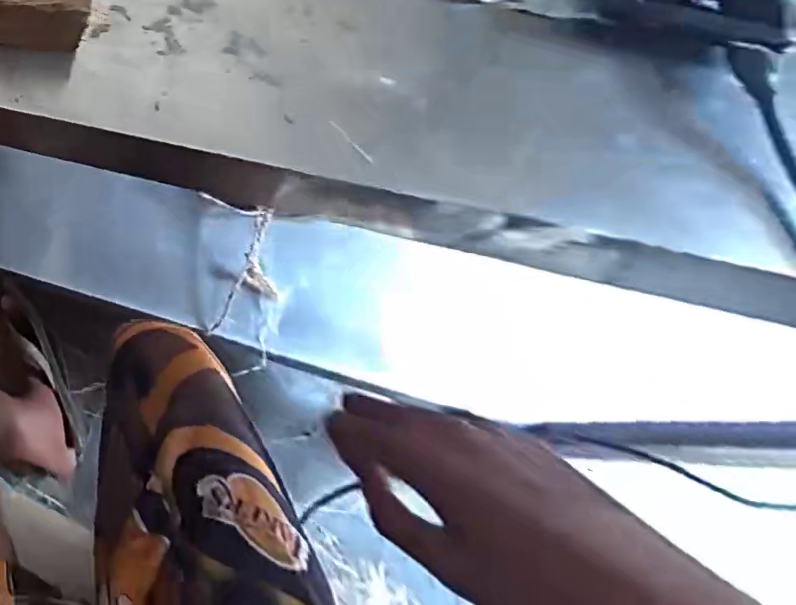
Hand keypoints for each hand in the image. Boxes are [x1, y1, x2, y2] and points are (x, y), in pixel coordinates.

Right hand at [327, 395, 754, 604]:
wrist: (657, 602)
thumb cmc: (541, 588)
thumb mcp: (449, 564)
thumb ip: (390, 514)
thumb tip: (368, 482)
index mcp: (418, 452)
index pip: (346, 425)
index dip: (334, 439)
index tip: (338, 456)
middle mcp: (446, 426)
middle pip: (377, 406)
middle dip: (362, 425)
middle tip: (365, 458)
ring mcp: (490, 429)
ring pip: (419, 413)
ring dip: (404, 431)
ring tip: (413, 469)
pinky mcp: (528, 441)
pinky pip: (463, 426)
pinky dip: (447, 439)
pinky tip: (466, 474)